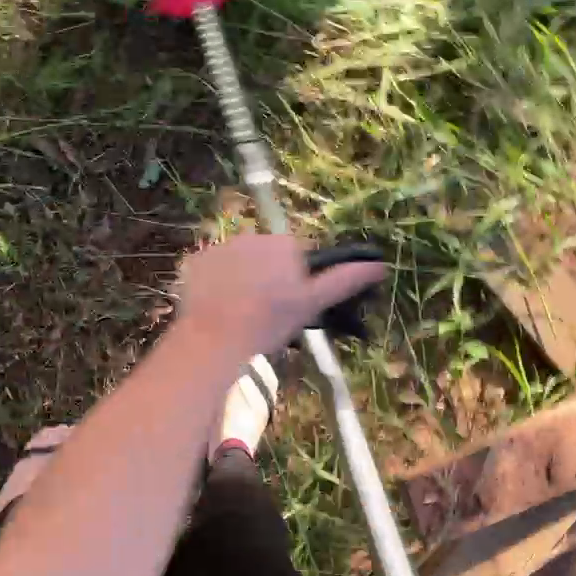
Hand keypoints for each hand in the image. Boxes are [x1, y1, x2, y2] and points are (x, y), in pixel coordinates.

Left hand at [172, 234, 388, 358]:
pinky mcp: (195, 263)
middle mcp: (250, 237)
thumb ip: (343, 280)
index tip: (290, 302)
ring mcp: (219, 248)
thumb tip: (380, 266)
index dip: (297, 280)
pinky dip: (217, 283)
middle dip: (270, 276)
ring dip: (243, 279)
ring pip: (239, 262)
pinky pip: (212, 269)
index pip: (297, 254)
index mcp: (282, 244)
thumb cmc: (270, 322)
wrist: (216, 338)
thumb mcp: (311, 304)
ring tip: (242, 311)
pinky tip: (219, 306)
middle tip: (267, 311)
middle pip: (267, 256)